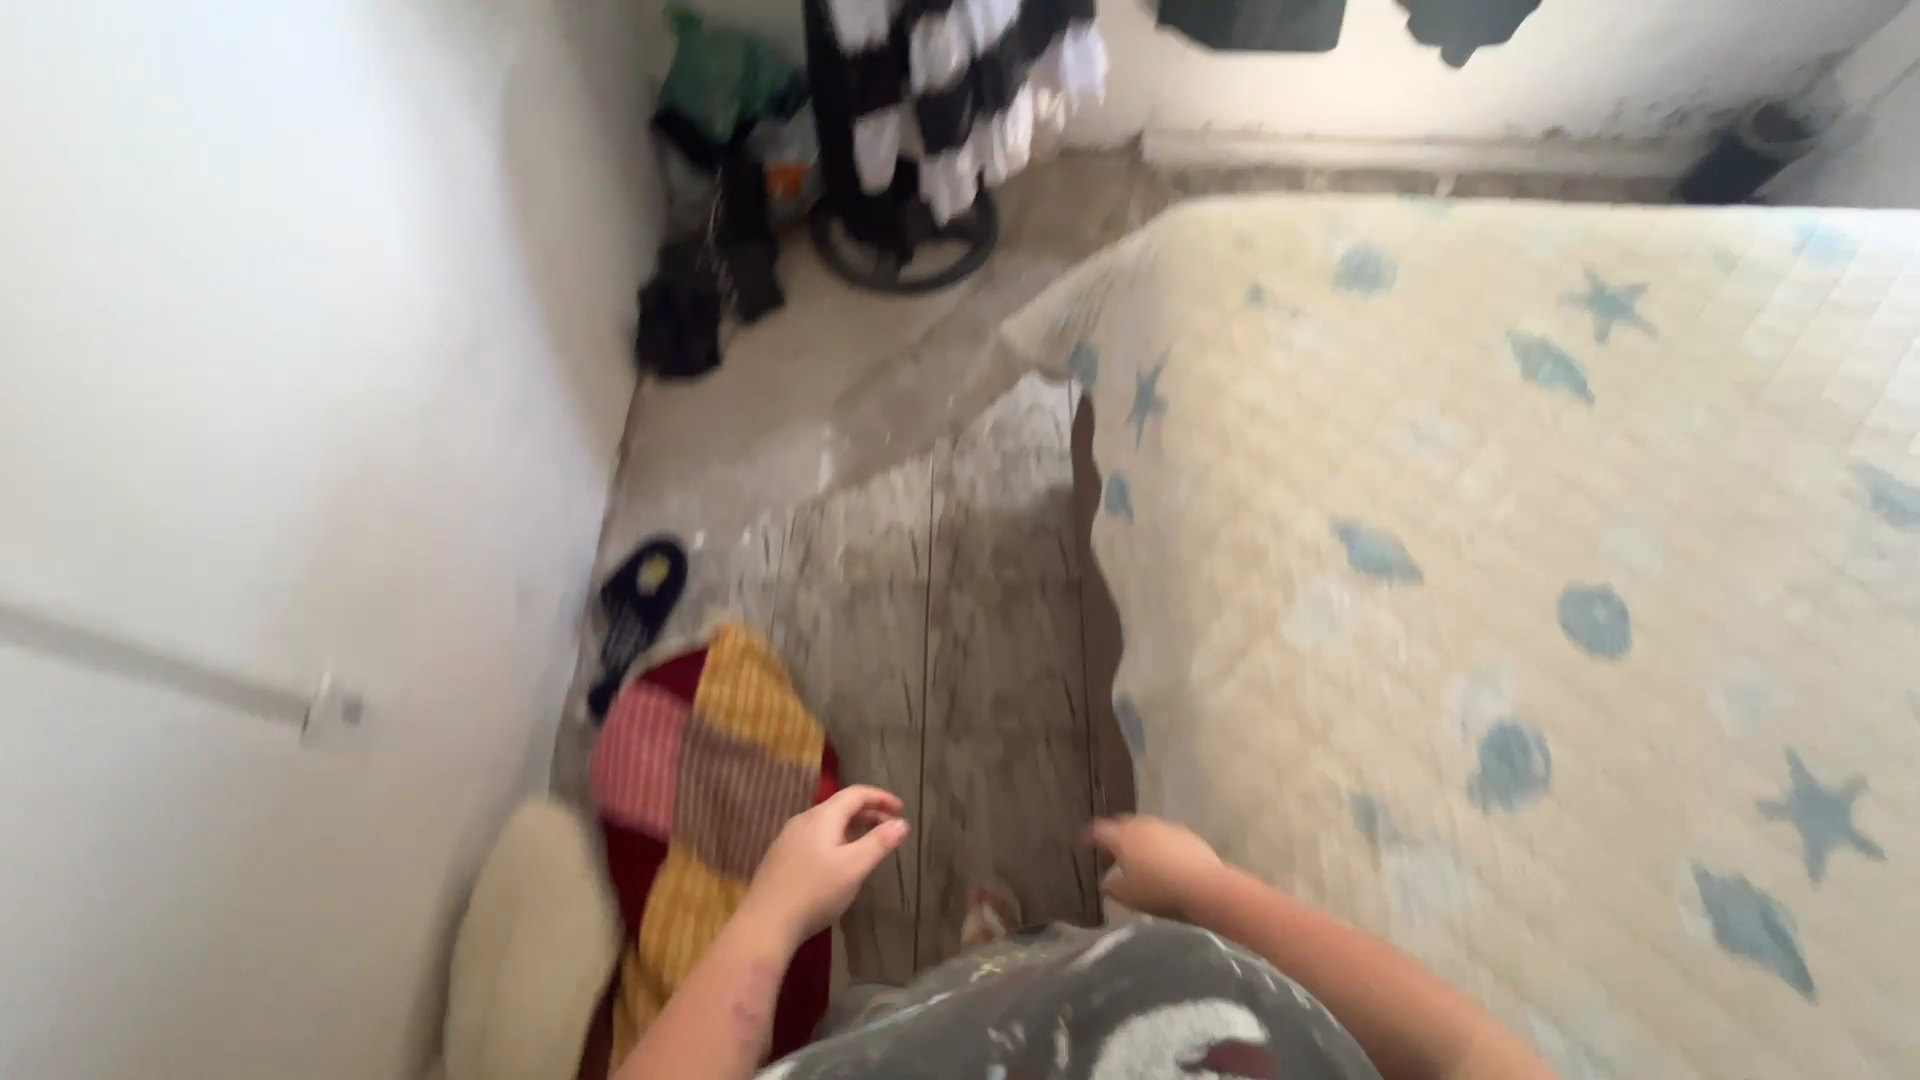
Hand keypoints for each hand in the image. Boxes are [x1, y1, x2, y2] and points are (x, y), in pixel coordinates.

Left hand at [741, 785, 909, 945]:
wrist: (765, 924)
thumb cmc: (815, 892)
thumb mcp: (854, 867)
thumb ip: (879, 842)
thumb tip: (902, 823)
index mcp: (823, 816)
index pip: (856, 793)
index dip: (881, 797)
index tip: (901, 809)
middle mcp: (803, 820)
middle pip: (841, 806)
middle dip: (869, 813)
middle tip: (890, 828)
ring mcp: (788, 838)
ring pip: (827, 822)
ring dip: (852, 827)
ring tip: (868, 843)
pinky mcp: (780, 858)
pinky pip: (815, 837)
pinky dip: (835, 839)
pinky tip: (838, 861)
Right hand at [1082, 815, 1223, 920]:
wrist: (1204, 886)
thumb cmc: (1159, 890)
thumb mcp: (1127, 896)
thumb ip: (1111, 887)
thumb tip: (1105, 882)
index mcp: (1121, 836)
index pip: (1097, 830)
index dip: (1088, 838)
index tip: (1084, 846)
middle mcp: (1140, 824)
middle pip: (1121, 825)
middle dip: (1114, 837)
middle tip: (1111, 855)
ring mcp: (1164, 826)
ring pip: (1144, 828)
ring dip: (1137, 840)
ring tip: (1139, 860)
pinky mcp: (1185, 833)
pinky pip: (1164, 836)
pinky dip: (1158, 845)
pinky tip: (1164, 862)